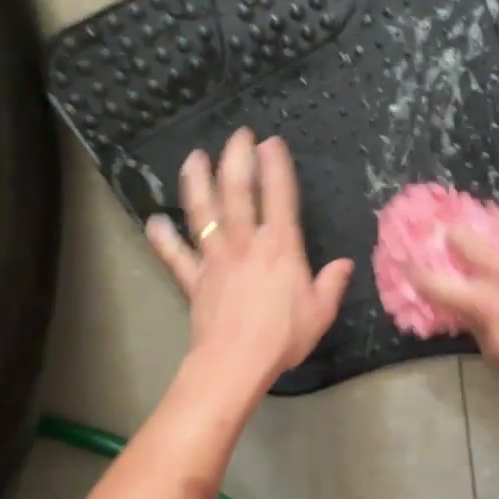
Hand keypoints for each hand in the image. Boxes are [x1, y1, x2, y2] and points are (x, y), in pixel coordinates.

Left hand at [145, 129, 353, 390]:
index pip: (279, 197)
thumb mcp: (320, 311)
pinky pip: (176, 256)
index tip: (271, 142)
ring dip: (197, 182)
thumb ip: (331, 283)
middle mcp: (246, 244)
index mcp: (281, 247)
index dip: (276, 166)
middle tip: (237, 135)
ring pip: (203, 213)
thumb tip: (345, 264)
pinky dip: (163, 239)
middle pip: (238, 192)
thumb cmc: (282, 337)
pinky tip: (153, 221)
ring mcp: (215, 259)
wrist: (235, 363)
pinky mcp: (194, 280)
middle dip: (237, 159)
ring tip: (194, 157)